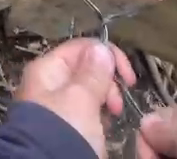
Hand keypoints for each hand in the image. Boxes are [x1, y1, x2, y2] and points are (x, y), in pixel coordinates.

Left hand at [14, 38, 136, 158]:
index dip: (106, 55)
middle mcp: (50, 84)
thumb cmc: (65, 129)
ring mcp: (58, 107)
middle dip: (107, 83)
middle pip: (86, 70)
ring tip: (112, 116)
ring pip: (89, 93)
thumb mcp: (80, 98)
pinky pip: (87, 114)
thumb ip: (93, 73)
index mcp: (47, 69)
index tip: (130, 77)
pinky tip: (104, 129)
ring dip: (105, 100)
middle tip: (116, 106)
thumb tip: (101, 47)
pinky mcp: (67, 129)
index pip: (80, 48)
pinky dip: (99, 117)